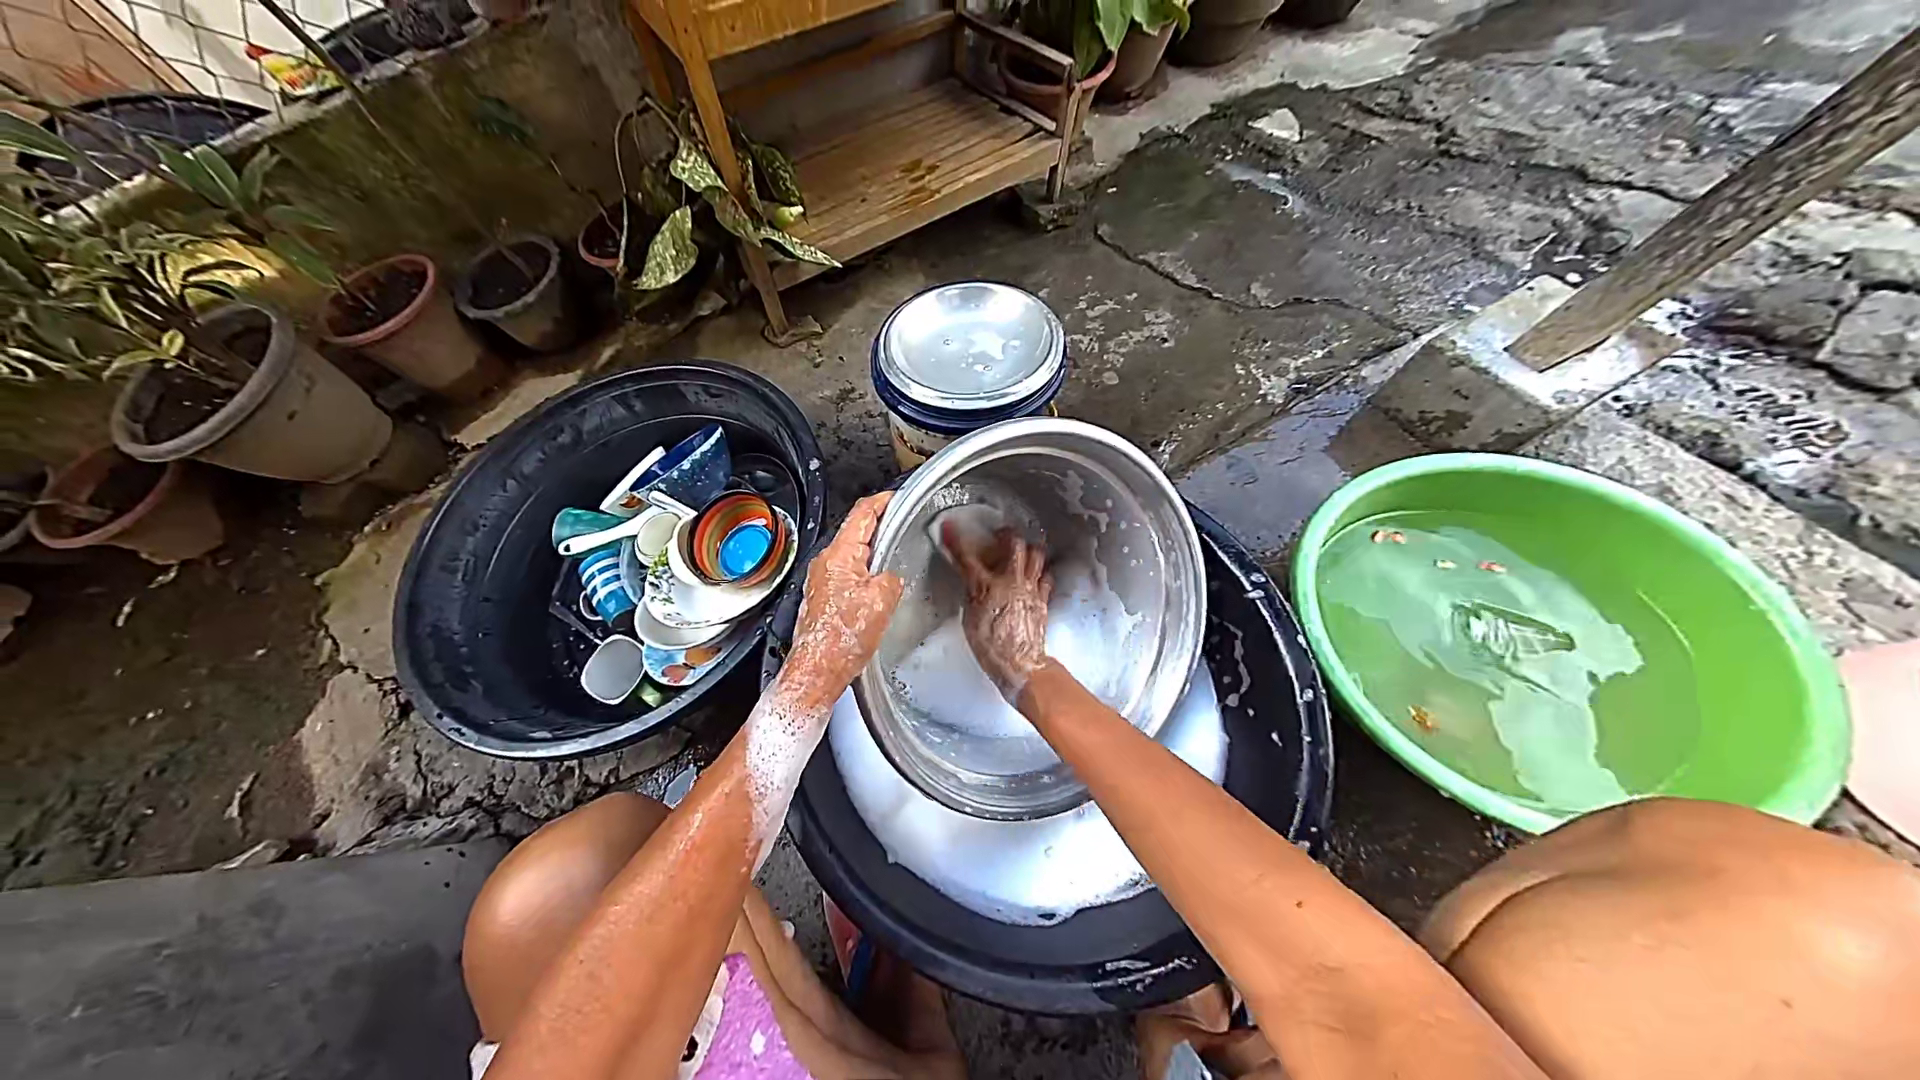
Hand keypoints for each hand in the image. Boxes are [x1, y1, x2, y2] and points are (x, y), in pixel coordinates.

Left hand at [785, 493, 903, 706]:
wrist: (817, 670)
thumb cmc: (841, 640)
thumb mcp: (882, 600)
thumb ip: (891, 576)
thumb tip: (890, 575)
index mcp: (839, 556)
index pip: (861, 514)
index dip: (881, 502)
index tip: (894, 497)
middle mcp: (825, 563)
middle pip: (856, 532)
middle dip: (880, 526)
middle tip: (901, 524)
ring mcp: (822, 579)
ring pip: (852, 554)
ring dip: (872, 551)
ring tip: (893, 555)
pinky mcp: (823, 595)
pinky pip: (847, 573)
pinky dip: (864, 571)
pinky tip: (878, 585)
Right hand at [953, 528, 1051, 702]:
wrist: (1019, 664)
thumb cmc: (992, 648)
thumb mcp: (970, 620)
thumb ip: (972, 595)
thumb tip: (972, 584)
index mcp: (986, 586)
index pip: (967, 558)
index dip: (957, 541)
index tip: (951, 529)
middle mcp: (1011, 582)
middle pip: (1014, 544)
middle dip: (1006, 534)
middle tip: (1000, 533)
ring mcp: (1030, 588)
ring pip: (1035, 554)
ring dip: (1029, 547)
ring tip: (1022, 547)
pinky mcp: (1042, 599)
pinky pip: (1046, 576)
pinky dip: (1041, 571)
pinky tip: (1036, 574)